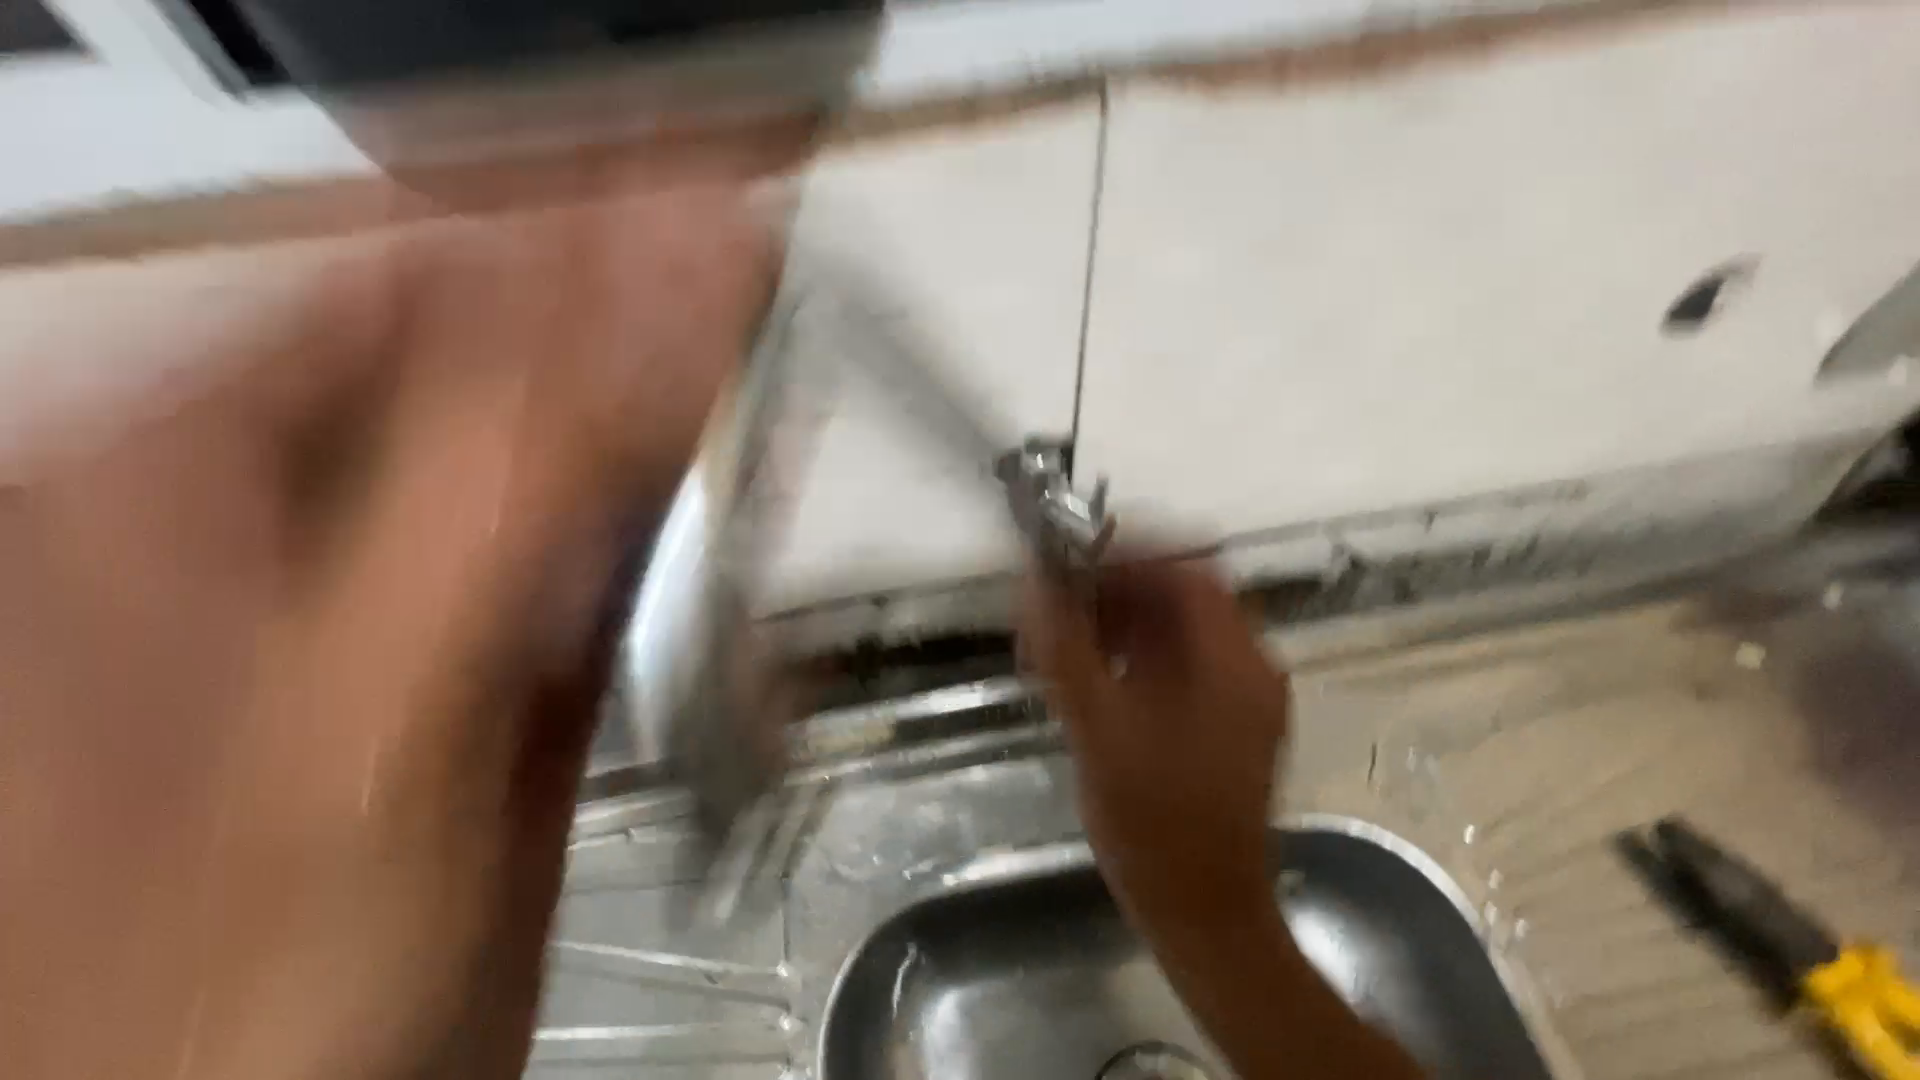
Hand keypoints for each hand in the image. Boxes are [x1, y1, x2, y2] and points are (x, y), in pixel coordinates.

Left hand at [0, 182, 777, 1079]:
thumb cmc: (255, 979)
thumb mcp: (375, 707)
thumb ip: (529, 480)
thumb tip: (682, 293)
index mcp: (194, 466)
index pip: (410, 261)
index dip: (572, 205)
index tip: (715, 168)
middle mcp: (317, 499)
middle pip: (510, 342)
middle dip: (649, 291)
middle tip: (768, 231)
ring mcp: (430, 575)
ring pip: (580, 437)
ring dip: (689, 386)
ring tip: (777, 317)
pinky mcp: (516, 648)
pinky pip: (617, 535)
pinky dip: (700, 496)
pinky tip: (759, 455)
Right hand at [1021, 558, 1289, 934]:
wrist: (1203, 915)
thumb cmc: (1155, 827)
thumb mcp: (1099, 732)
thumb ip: (1064, 651)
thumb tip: (1030, 582)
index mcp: (1234, 664)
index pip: (1189, 571)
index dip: (1130, 551)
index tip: (1071, 555)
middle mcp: (1246, 670)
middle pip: (1178, 598)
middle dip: (1111, 592)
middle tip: (1050, 605)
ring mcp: (1236, 699)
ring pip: (1171, 633)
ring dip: (1113, 626)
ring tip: (1053, 645)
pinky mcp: (1220, 725)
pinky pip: (1172, 668)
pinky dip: (1126, 660)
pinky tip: (1081, 679)